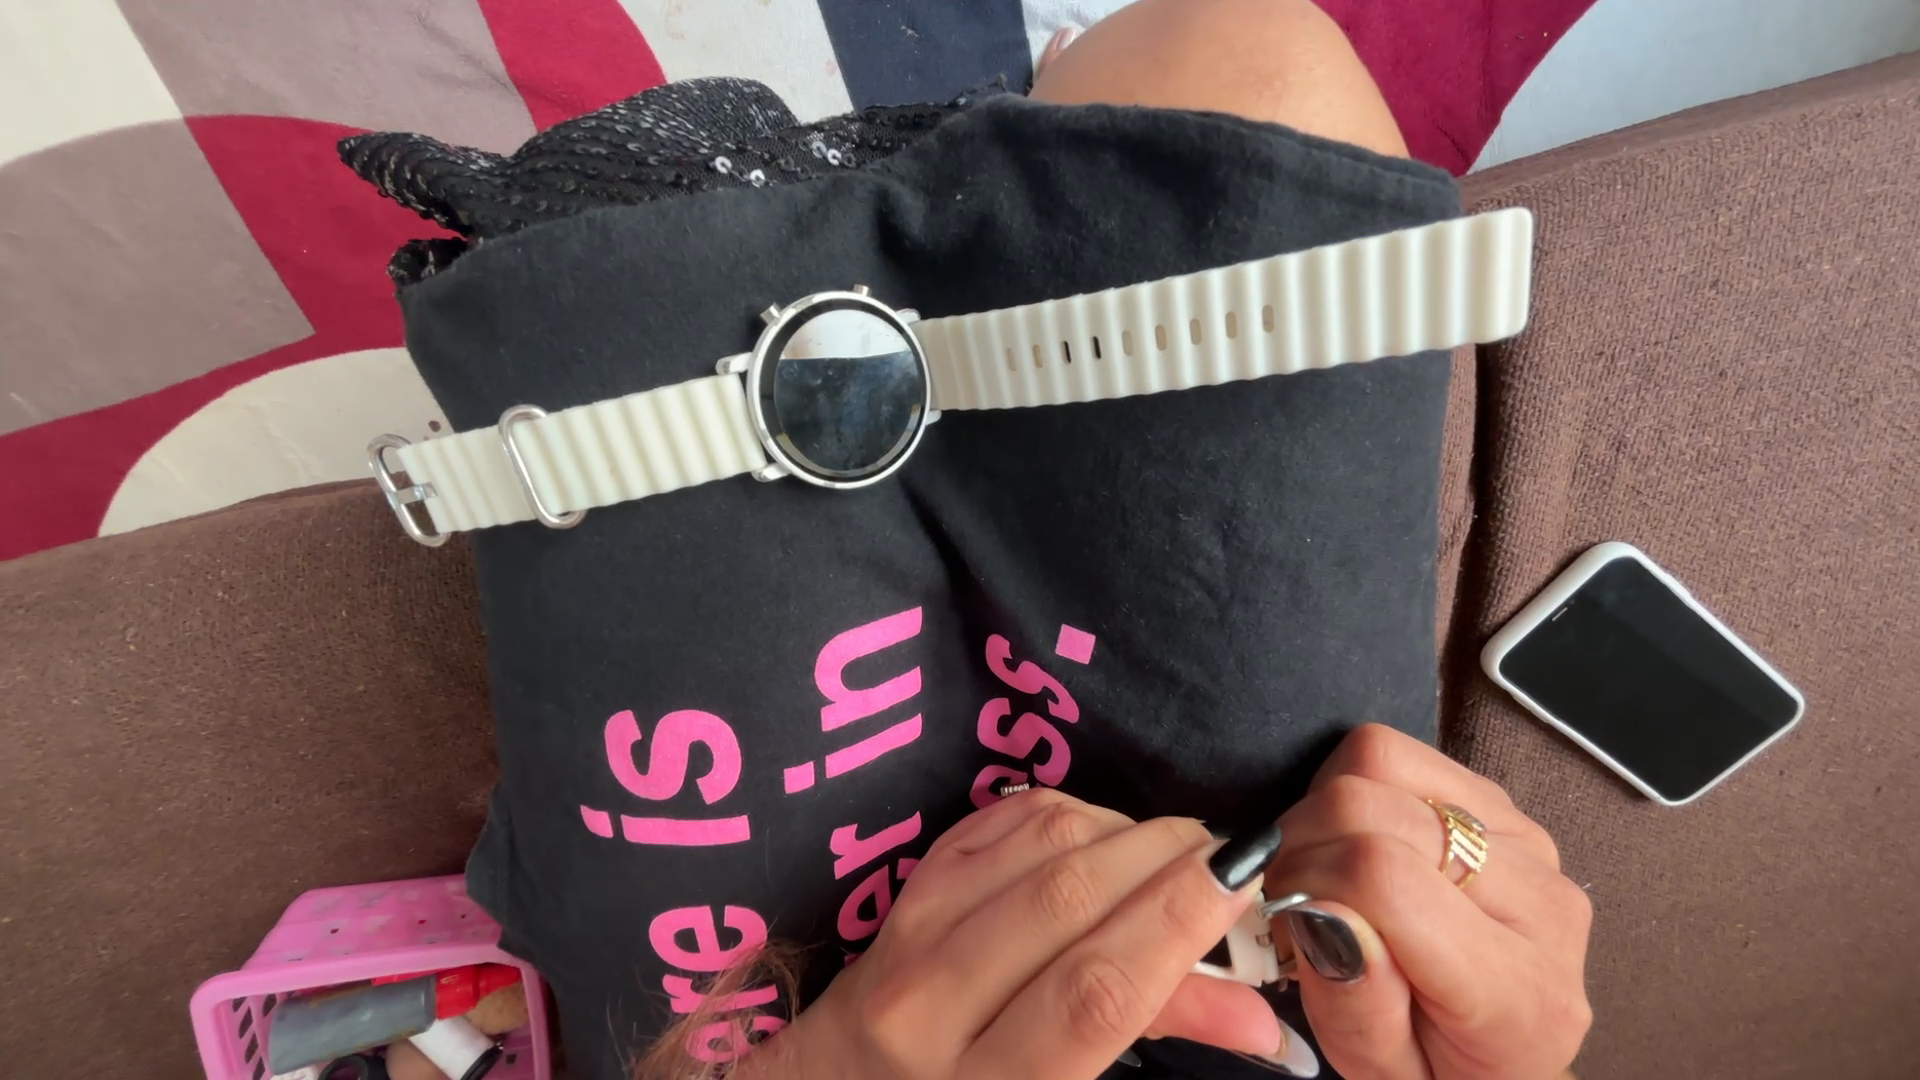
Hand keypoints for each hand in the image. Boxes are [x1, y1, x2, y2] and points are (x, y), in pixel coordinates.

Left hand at [741, 790, 1289, 1079]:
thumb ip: (1156, 1035)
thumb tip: (1266, 1018)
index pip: (1095, 990)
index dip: (1177, 921)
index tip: (1238, 878)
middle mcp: (932, 999)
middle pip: (1068, 899)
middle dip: (1160, 857)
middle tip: (1217, 848)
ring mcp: (913, 925)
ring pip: (1036, 842)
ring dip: (1120, 827)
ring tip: (1168, 842)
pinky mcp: (911, 878)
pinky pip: (1002, 816)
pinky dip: (1068, 808)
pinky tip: (1102, 827)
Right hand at [1265, 725, 1592, 1079]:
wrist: (1496, 1056)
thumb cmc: (1431, 1069)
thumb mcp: (1379, 1072)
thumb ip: (1354, 1004)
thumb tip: (1316, 906)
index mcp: (1517, 990)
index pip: (1385, 877)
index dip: (1307, 878)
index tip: (1281, 909)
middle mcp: (1540, 900)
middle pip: (1373, 806)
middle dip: (1302, 838)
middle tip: (1290, 885)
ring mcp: (1524, 839)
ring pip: (1380, 762)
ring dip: (1323, 804)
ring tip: (1326, 861)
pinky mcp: (1497, 802)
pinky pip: (1394, 751)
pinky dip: (1349, 778)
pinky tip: (1356, 833)